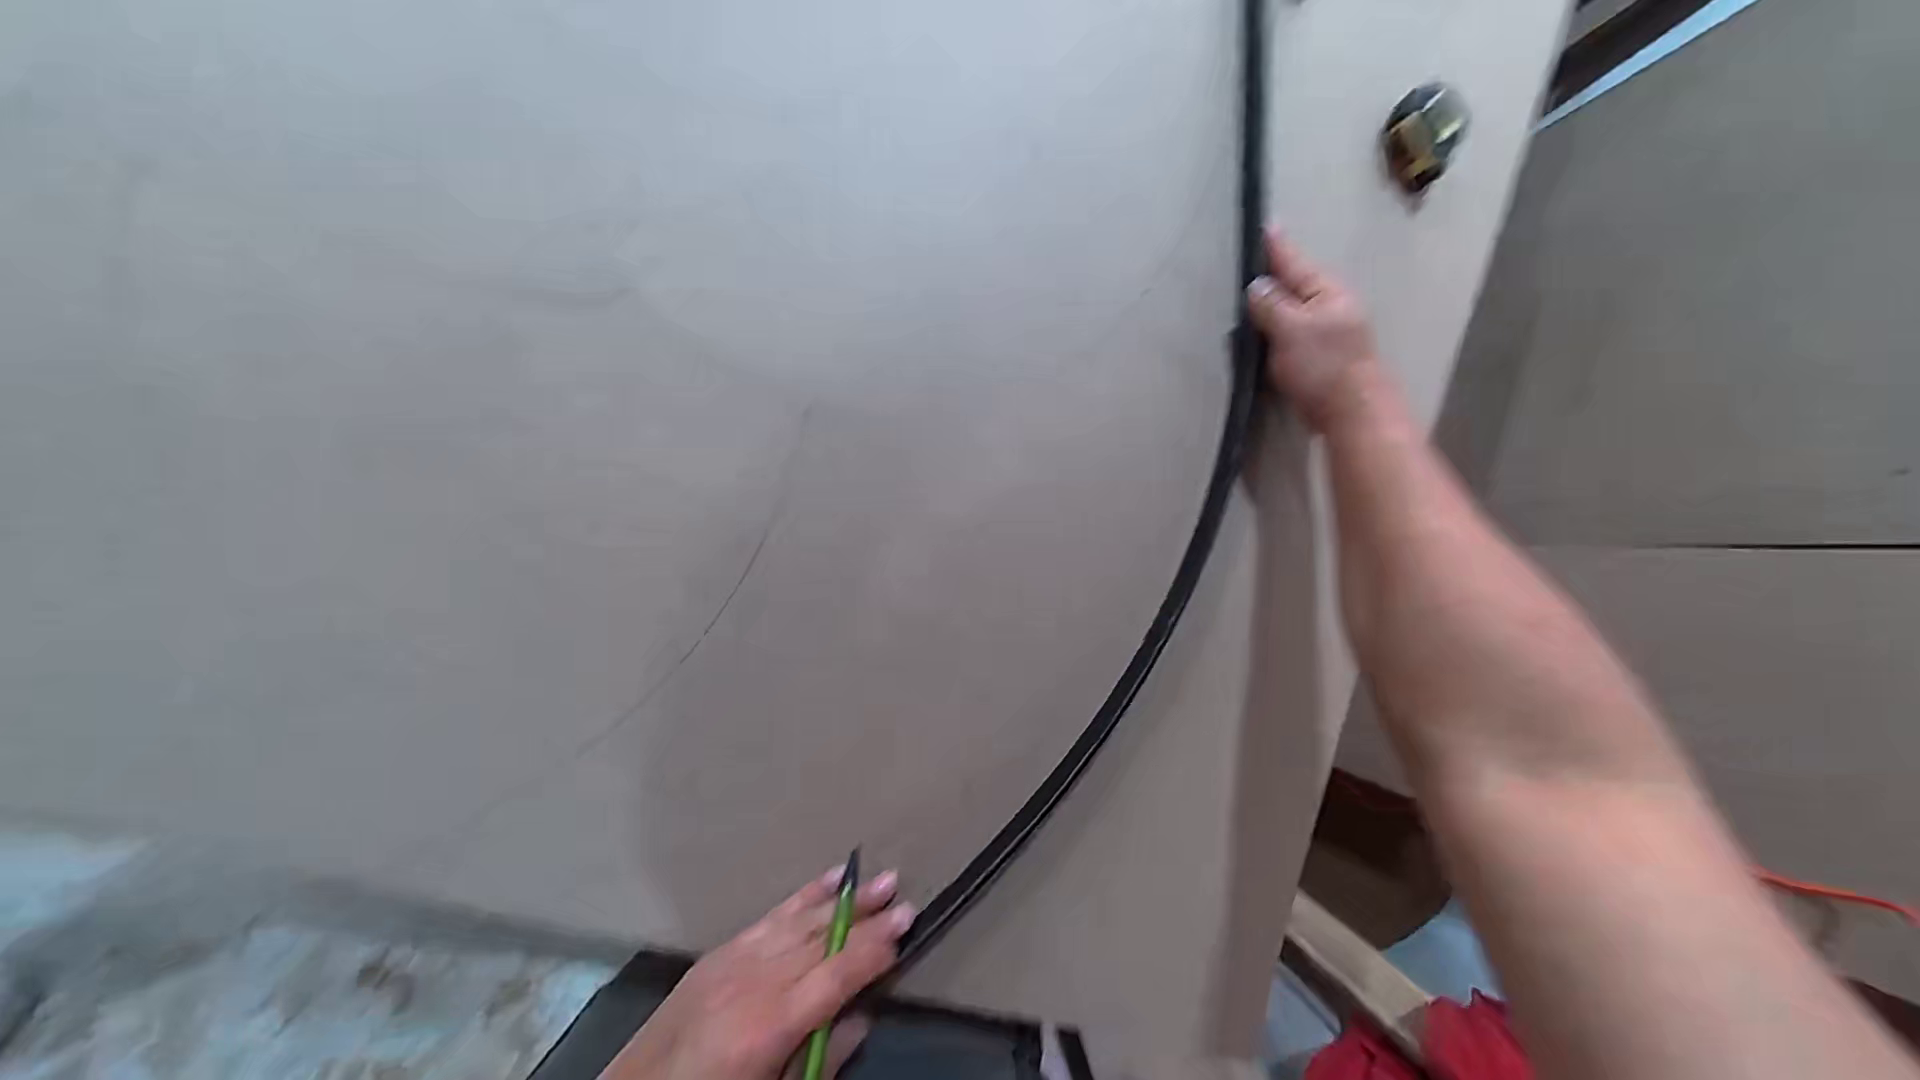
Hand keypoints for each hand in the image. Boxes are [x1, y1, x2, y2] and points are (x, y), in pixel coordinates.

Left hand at [601, 867, 912, 1079]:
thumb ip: (825, 1056)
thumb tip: (864, 1012)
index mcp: (772, 1026)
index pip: (838, 975)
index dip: (875, 949)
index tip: (905, 927)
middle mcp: (757, 981)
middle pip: (825, 940)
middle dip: (868, 918)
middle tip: (904, 896)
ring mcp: (738, 958)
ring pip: (804, 919)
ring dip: (846, 899)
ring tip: (881, 880)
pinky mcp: (724, 948)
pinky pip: (774, 914)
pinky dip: (806, 895)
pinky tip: (832, 878)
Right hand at [1245, 227, 1381, 431]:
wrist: (1352, 412)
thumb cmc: (1322, 367)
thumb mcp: (1292, 330)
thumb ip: (1272, 305)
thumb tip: (1256, 285)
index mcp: (1327, 292)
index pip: (1295, 263)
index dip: (1277, 248)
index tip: (1265, 226)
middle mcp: (1332, 307)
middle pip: (1297, 284)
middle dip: (1277, 274)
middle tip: (1255, 260)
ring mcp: (1330, 333)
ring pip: (1296, 309)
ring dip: (1277, 302)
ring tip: (1255, 295)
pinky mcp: (1322, 358)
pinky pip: (1293, 333)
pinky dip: (1278, 328)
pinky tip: (1266, 332)